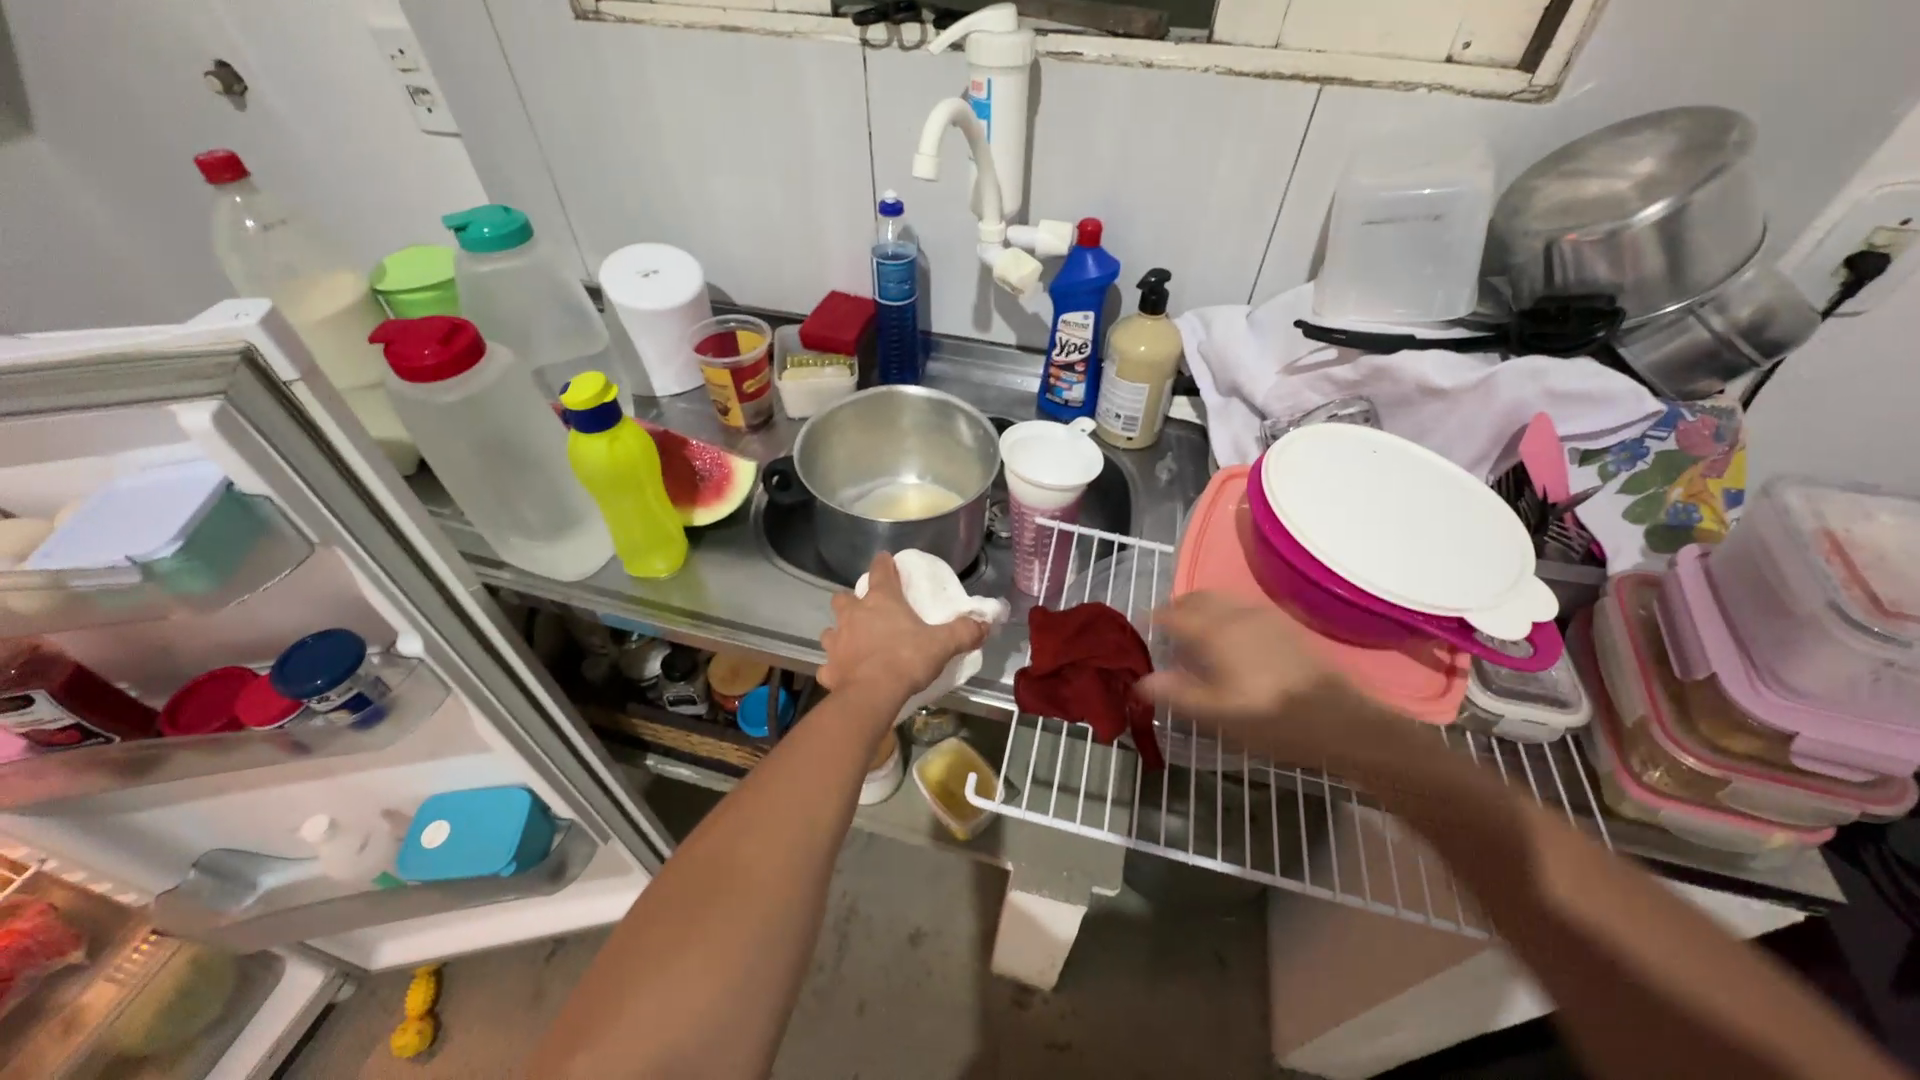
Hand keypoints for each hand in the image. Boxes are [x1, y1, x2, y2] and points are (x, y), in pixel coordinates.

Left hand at [818, 552, 990, 706]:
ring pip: (831, 630)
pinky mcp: (829, 669)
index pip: (880, 570)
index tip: (885, 559)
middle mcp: (853, 615)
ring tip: (853, 643)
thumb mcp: (942, 644)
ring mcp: (836, 642)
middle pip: (843, 598)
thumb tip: (984, 624)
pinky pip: (829, 666)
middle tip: (864, 610)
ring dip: (840, 634)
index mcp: (881, 601)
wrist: (872, 694)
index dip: (883, 563)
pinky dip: (836, 669)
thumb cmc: (906, 659)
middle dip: (851, 601)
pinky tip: (845, 675)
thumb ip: (963, 631)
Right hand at [1138, 592, 1401, 768]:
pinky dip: (1224, 615)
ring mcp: (1264, 616)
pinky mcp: (1285, 626)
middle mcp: (1237, 614)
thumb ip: (1177, 694)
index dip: (1152, 620)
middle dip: (1175, 610)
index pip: (1172, 614)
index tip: (1140, 632)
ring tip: (1194, 636)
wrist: (1342, 721)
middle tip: (1164, 632)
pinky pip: (1242, 609)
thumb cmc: (1272, 720)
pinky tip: (1230, 641)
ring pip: (1221, 600)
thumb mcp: (1218, 716)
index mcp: (1215, 633)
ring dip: (1201, 610)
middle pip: (1196, 599)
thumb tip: (1141, 681)